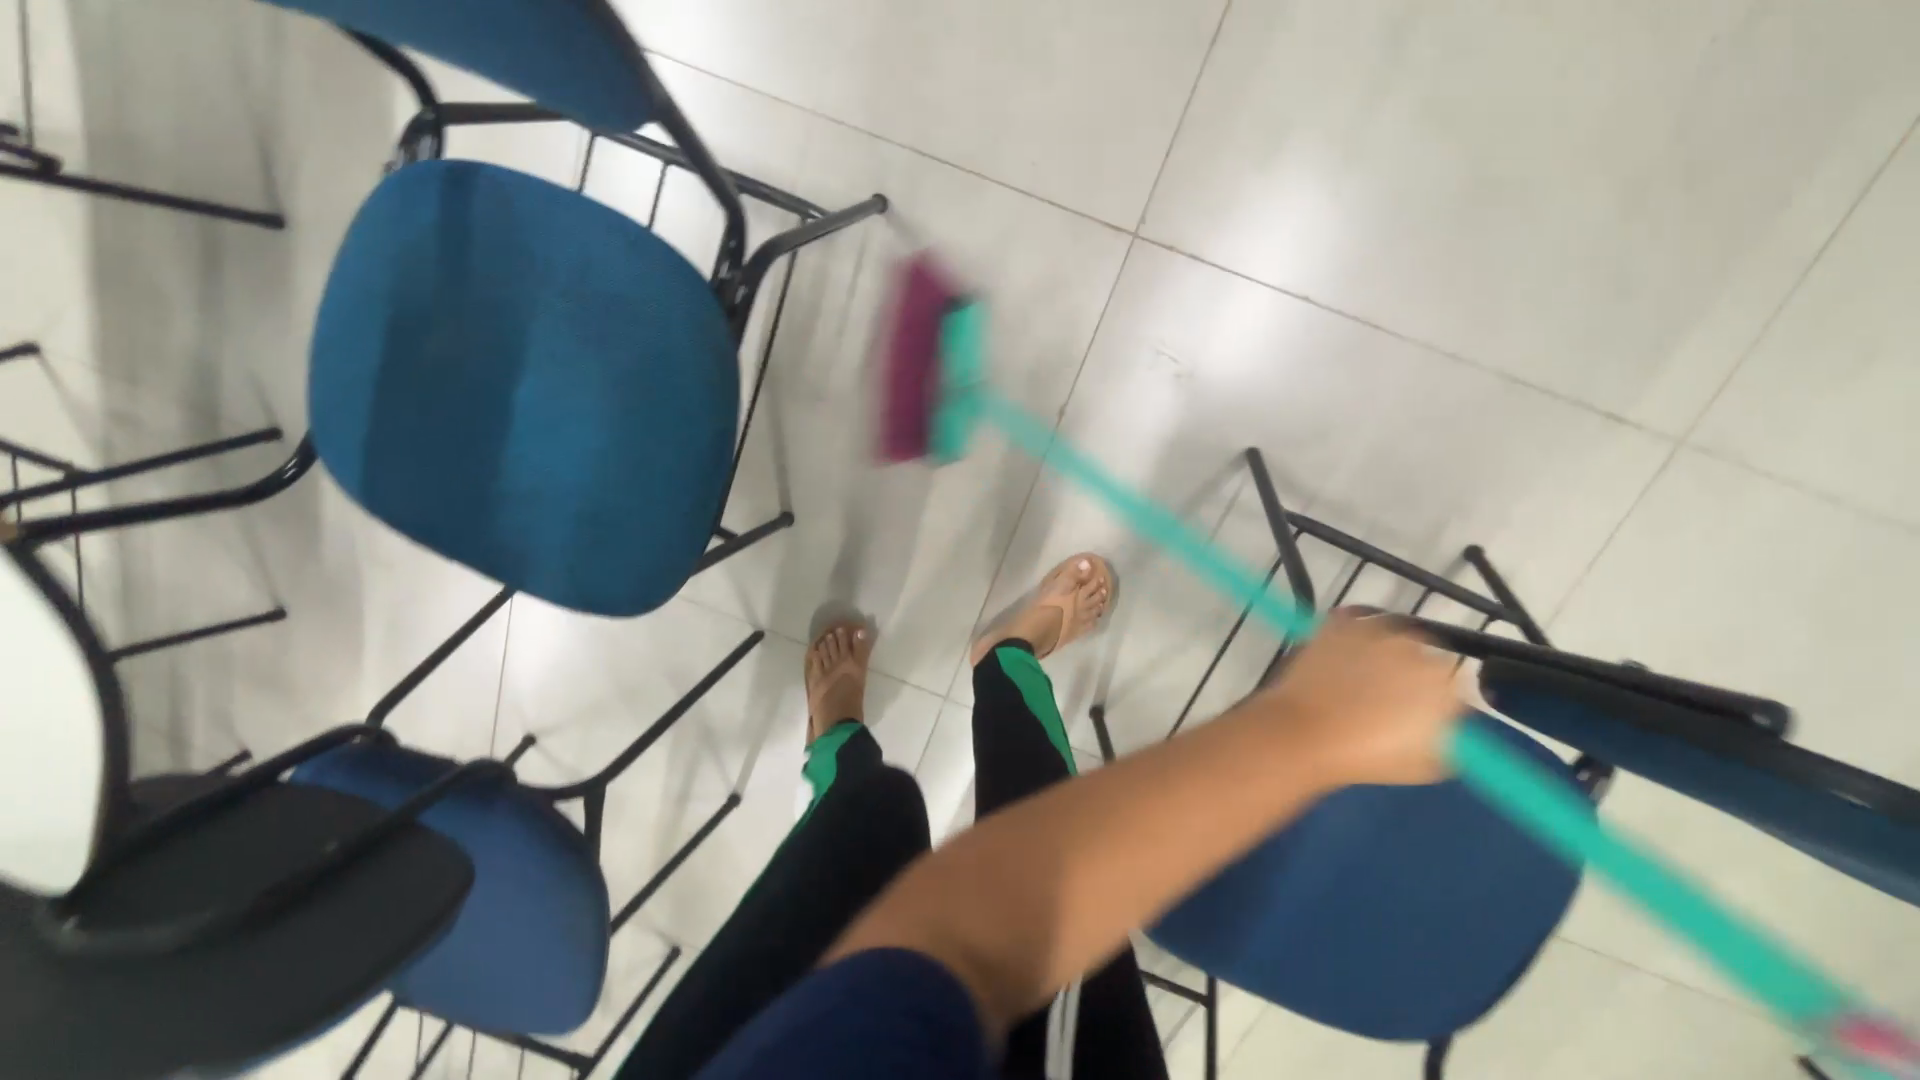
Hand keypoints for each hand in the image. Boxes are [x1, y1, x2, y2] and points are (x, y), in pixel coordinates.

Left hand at [1241, 611, 1459, 788]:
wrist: (1305, 734)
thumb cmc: (1367, 756)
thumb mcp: (1428, 764)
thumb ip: (1452, 742)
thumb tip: (1452, 730)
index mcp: (1443, 679)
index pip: (1453, 684)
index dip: (1438, 699)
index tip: (1422, 715)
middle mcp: (1414, 647)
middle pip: (1424, 656)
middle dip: (1411, 674)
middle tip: (1389, 698)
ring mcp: (1374, 630)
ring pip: (1393, 634)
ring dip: (1385, 650)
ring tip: (1365, 674)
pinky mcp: (1339, 623)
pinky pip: (1355, 617)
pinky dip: (1355, 628)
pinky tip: (1349, 645)